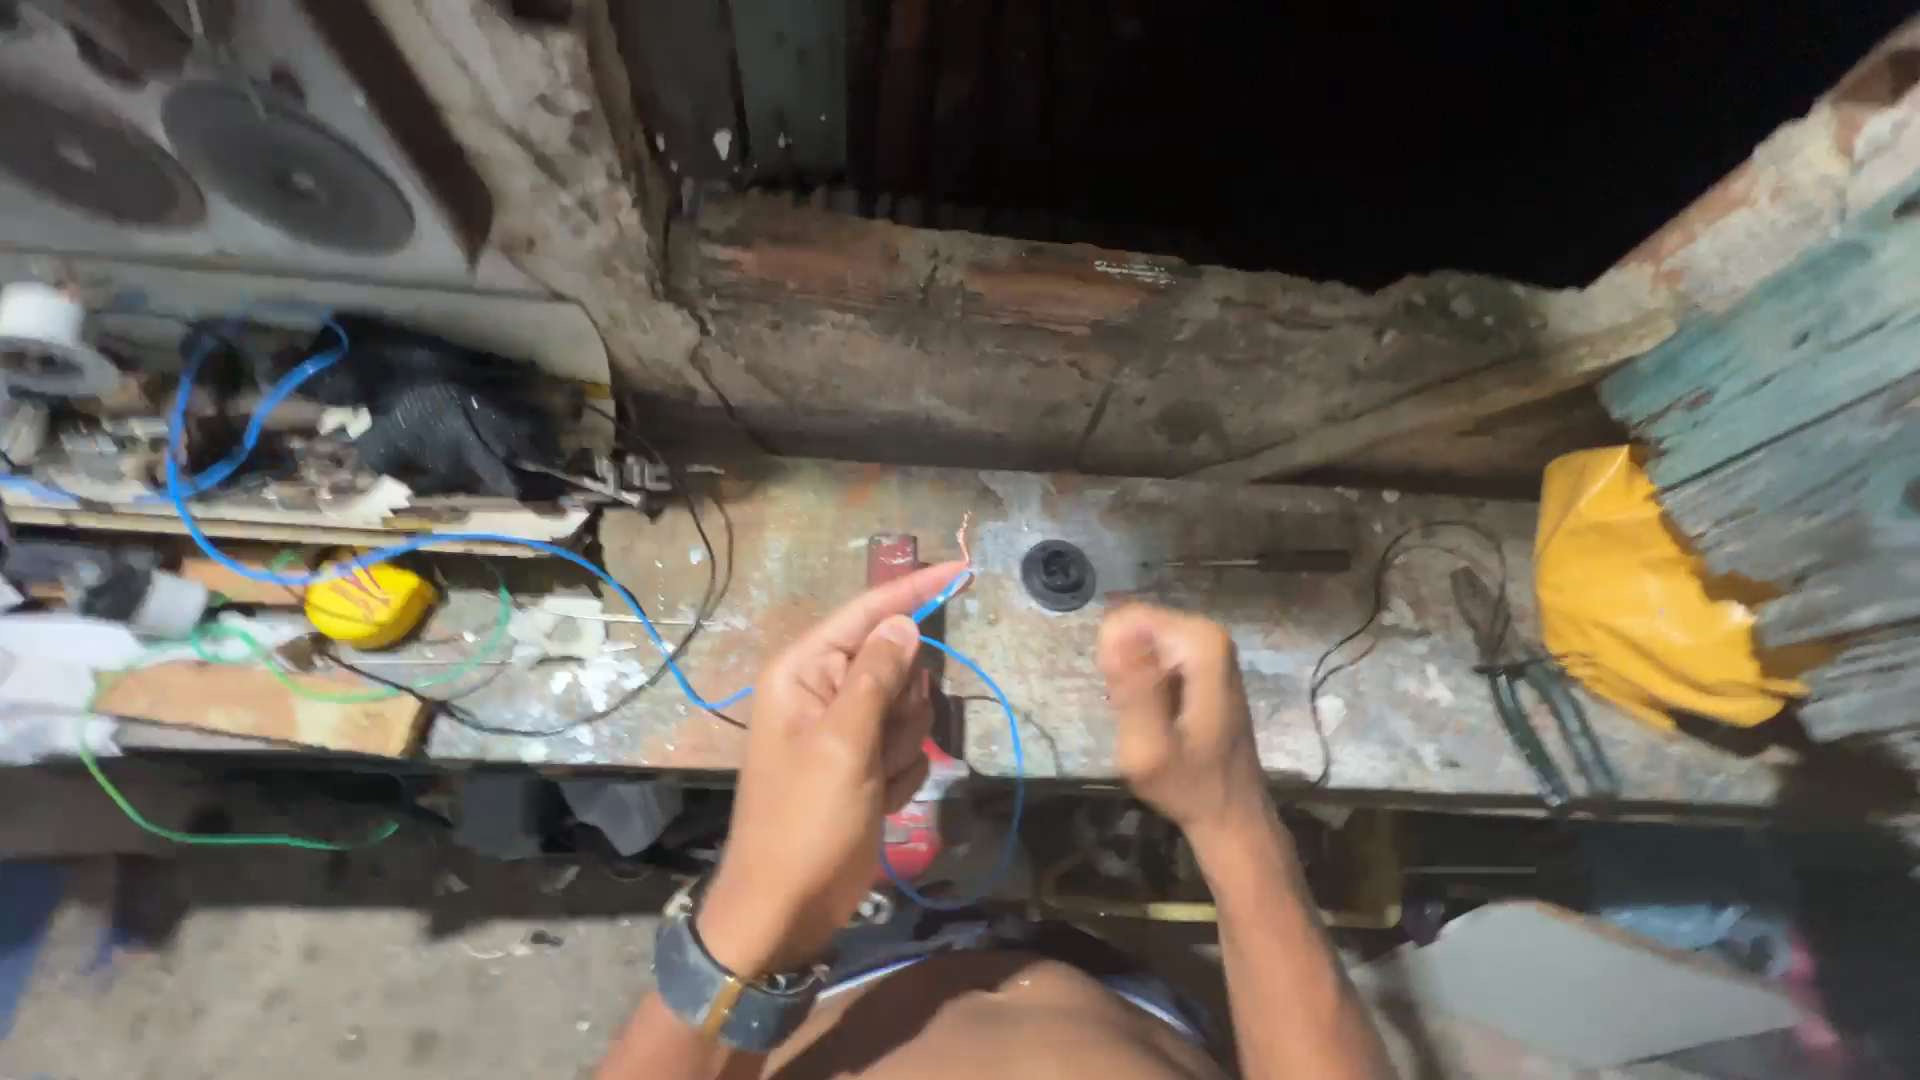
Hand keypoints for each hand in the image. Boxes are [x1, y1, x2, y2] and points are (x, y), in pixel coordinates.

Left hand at [697, 561, 966, 976]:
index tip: (962, 570)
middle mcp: (825, 689)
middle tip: (878, 744)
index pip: (869, 613)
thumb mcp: (842, 743)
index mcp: (805, 670)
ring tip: (871, 780)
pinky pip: (909, 745)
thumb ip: (876, 676)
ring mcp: (848, 727)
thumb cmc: (805, 822)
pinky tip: (875, 800)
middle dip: (902, 704)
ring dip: (902, 745)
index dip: (916, 590)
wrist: (788, 907)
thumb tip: (903, 621)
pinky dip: (901, 773)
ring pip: (910, 706)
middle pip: (897, 661)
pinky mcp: (866, 760)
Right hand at [1098, 604, 1273, 844]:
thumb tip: (1115, 636)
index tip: (1123, 702)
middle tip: (1136, 715)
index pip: (1124, 620)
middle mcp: (1209, 633)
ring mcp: (1209, 646)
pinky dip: (1143, 684)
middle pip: (1132, 626)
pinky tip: (1158, 716)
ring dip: (1131, 680)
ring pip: (1138, 640)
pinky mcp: (1203, 661)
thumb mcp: (1149, 748)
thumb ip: (1132, 691)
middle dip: (1122, 670)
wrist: (1231, 815)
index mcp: (1200, 643)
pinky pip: (1151, 654)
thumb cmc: (1189, 785)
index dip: (1112, 663)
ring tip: (1148, 717)